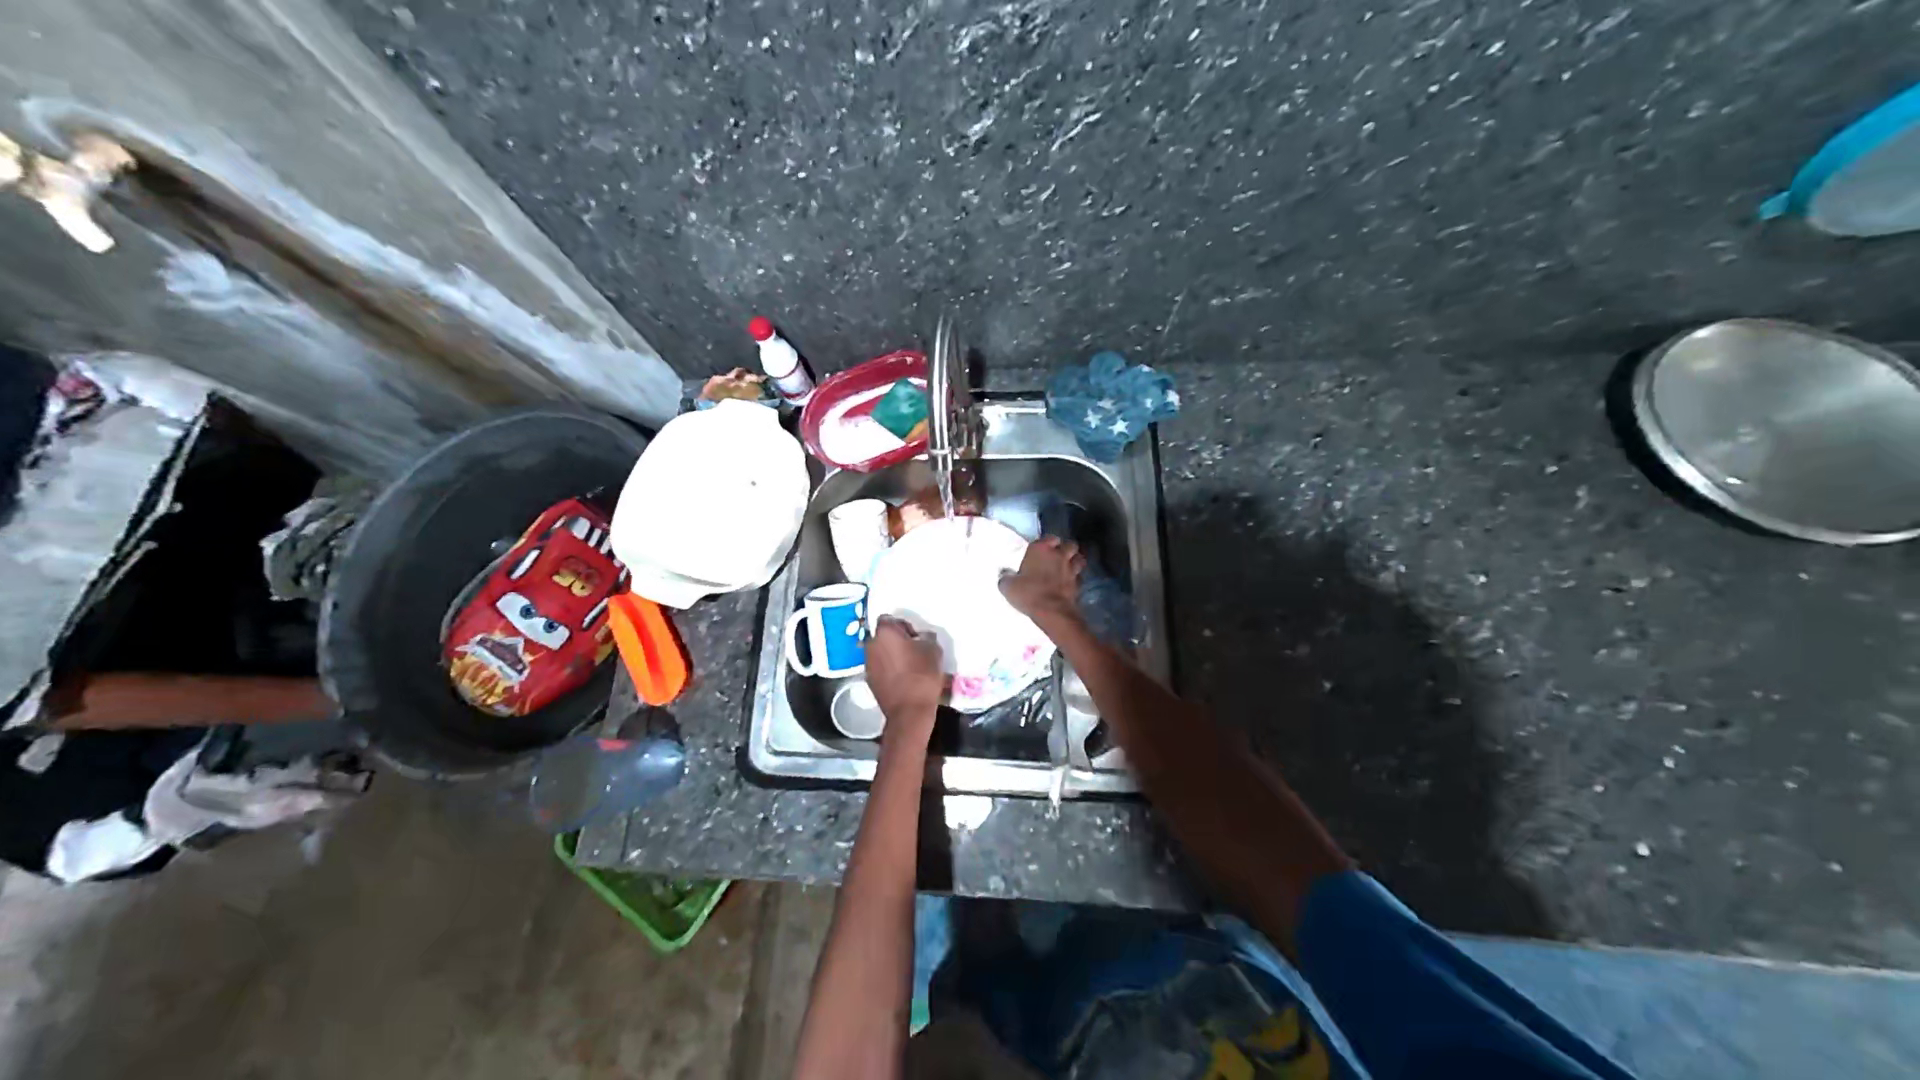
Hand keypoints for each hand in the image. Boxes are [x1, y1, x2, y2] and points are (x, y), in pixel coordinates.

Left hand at [864, 616, 944, 737]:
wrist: (909, 711)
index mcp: (884, 633)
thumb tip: (920, 637)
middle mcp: (871, 645)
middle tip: (912, 650)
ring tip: (908, 665)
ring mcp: (868, 664)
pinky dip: (888, 669)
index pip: (889, 619)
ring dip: (891, 654)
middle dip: (896, 640)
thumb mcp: (933, 649)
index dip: (903, 625)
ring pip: (880, 652)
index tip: (916, 637)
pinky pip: (879, 667)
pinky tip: (902, 678)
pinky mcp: (869, 680)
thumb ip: (925, 637)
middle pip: (883, 636)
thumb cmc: (922, 675)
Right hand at [999, 536, 1084, 625]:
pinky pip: (1079, 575)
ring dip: (1074, 561)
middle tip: (1057, 556)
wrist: (1052, 612)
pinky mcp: (1079, 583)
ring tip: (1067, 567)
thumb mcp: (1008, 586)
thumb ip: (1006, 578)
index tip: (1042, 550)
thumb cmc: (1029, 594)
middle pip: (1069, 545)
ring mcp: (1071, 568)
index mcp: (1041, 549)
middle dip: (1065, 549)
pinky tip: (1069, 582)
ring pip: (1078, 558)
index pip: (1049, 538)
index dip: (1047, 543)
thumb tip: (1004, 575)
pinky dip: (1076, 577)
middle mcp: (1059, 555)